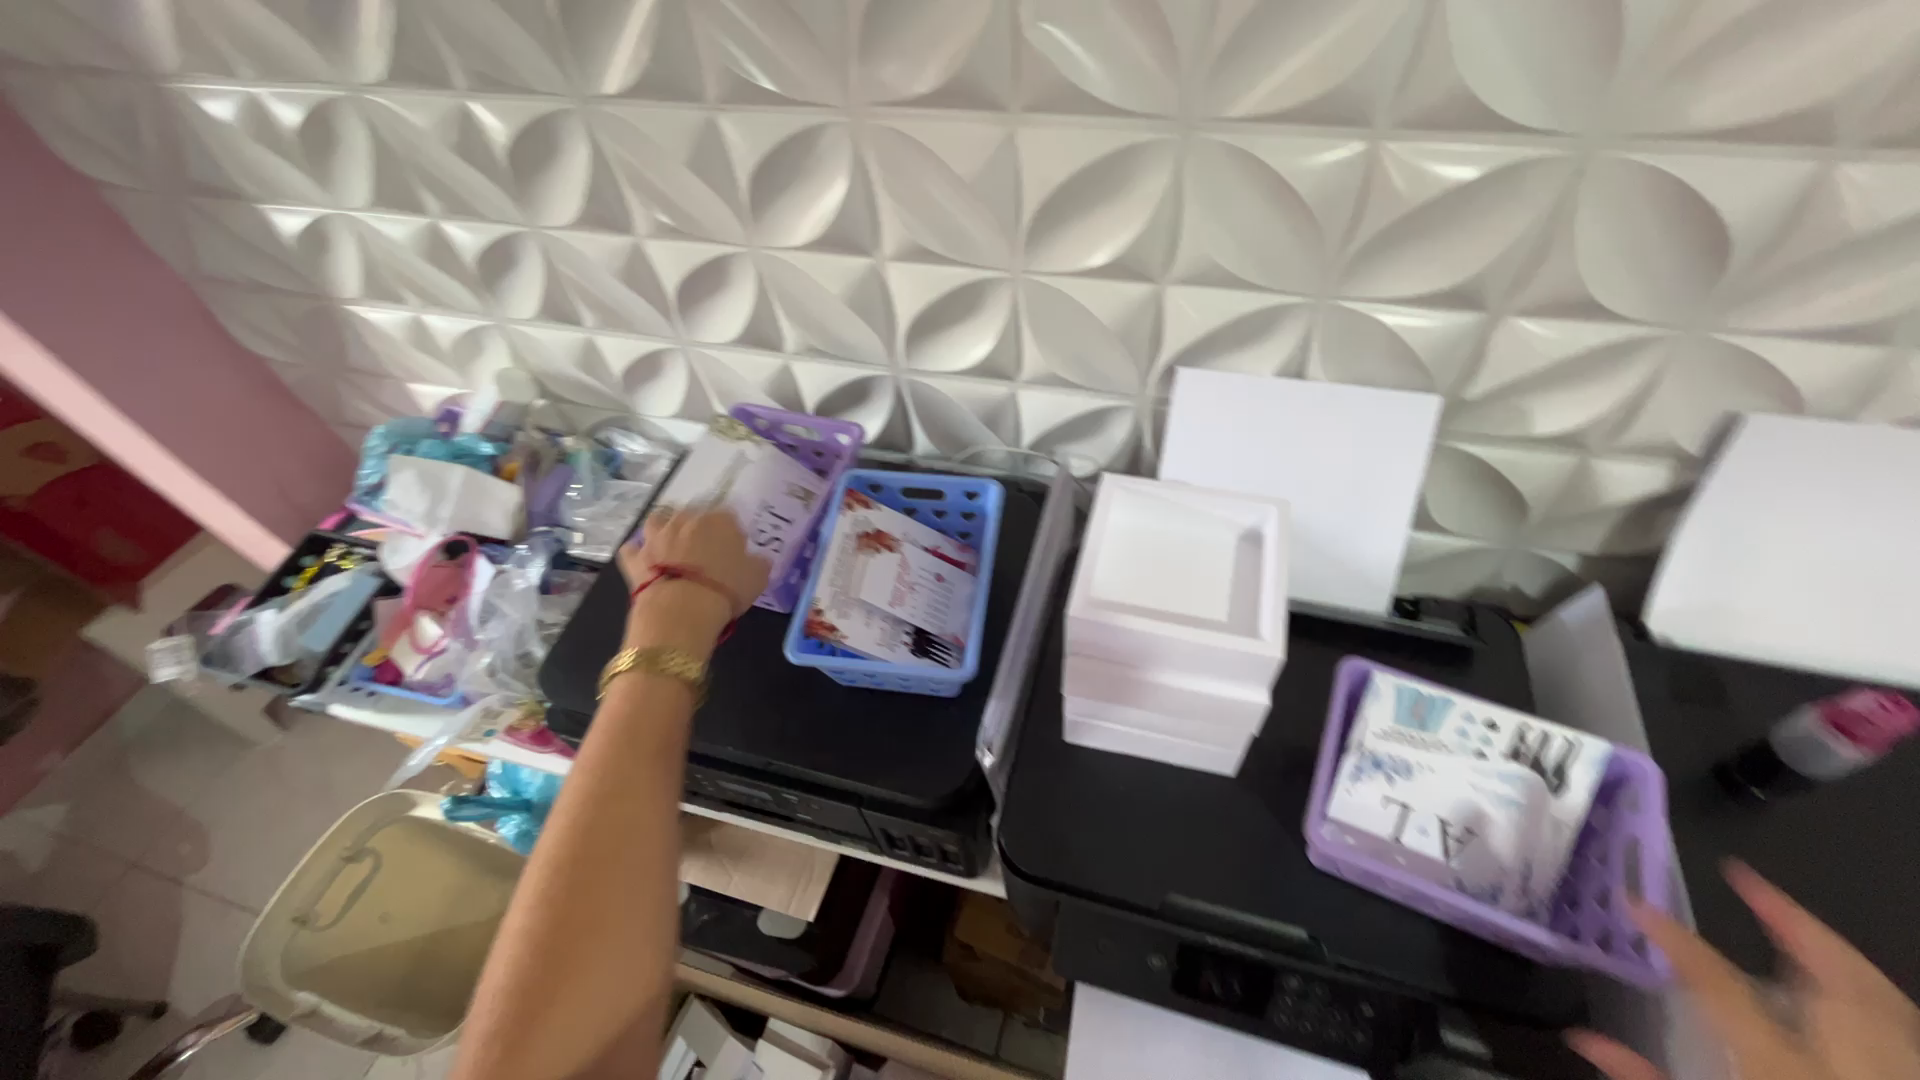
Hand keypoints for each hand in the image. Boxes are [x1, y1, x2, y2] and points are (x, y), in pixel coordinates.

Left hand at [618, 508, 771, 652]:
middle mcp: (685, 520)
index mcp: (719, 520)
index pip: (729, 515)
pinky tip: (643, 558)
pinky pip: (631, 548)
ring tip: (671, 543)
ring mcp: (656, 536)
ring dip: (663, 527)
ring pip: (658, 519)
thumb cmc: (726, 589)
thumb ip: (759, 564)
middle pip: (692, 512)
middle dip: (697, 525)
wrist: (682, 609)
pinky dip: (636, 551)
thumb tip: (760, 559)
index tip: (735, 547)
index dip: (732, 531)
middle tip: (704, 546)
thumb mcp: (757, 579)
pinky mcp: (635, 557)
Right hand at [1568, 862, 1919, 1079]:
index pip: (1722, 987)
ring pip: (1885, 999)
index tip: (1635, 901)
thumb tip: (1582, 1040)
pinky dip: (1875, 997)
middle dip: (1794, 923)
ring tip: (1792, 923)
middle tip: (1748, 881)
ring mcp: (1897, 1074)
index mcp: (1784, 1070)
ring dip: (1836, 954)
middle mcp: (1850, 1067)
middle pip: (1836, 981)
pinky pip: (1907, 1028)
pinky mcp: (1917, 1078)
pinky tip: (1848, 994)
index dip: (1675, 939)